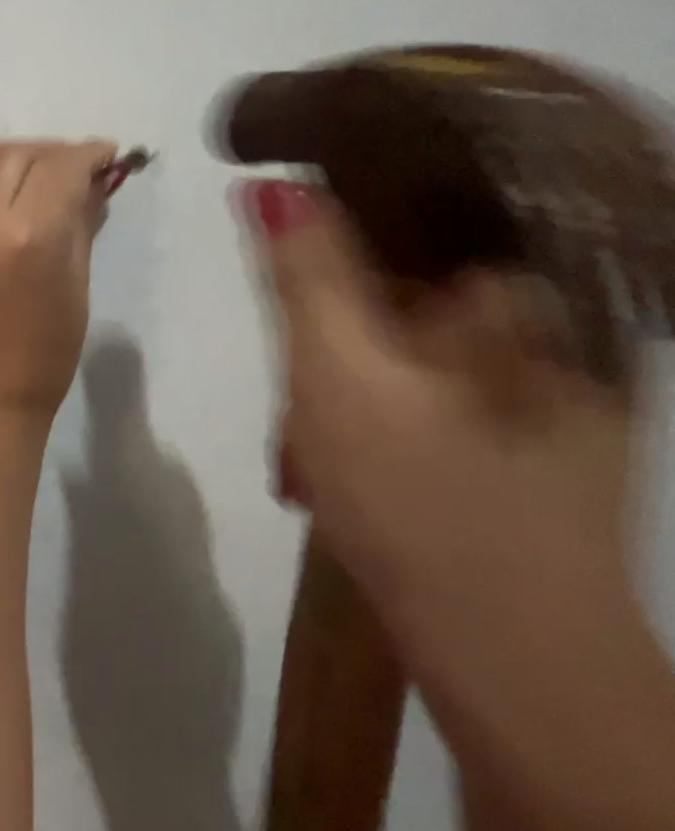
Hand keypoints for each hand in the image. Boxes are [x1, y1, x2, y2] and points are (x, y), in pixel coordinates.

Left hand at [0, 139, 117, 421]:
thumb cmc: (36, 363)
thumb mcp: (74, 292)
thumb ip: (78, 227)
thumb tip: (88, 183)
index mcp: (28, 237)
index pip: (60, 166)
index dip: (86, 155)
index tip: (101, 158)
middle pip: (12, 157)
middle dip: (45, 154)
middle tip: (63, 169)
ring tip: (16, 170)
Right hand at [240, 180, 636, 630]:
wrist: (510, 644)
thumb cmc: (419, 502)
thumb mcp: (340, 379)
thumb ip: (305, 277)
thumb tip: (270, 186)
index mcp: (530, 287)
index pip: (412, 212)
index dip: (330, 240)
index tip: (284, 288)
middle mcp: (560, 316)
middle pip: (406, 283)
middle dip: (331, 334)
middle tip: (299, 408)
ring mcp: (556, 376)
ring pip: (412, 340)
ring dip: (346, 382)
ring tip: (314, 451)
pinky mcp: (539, 426)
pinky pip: (433, 384)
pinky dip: (380, 411)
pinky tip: (351, 462)